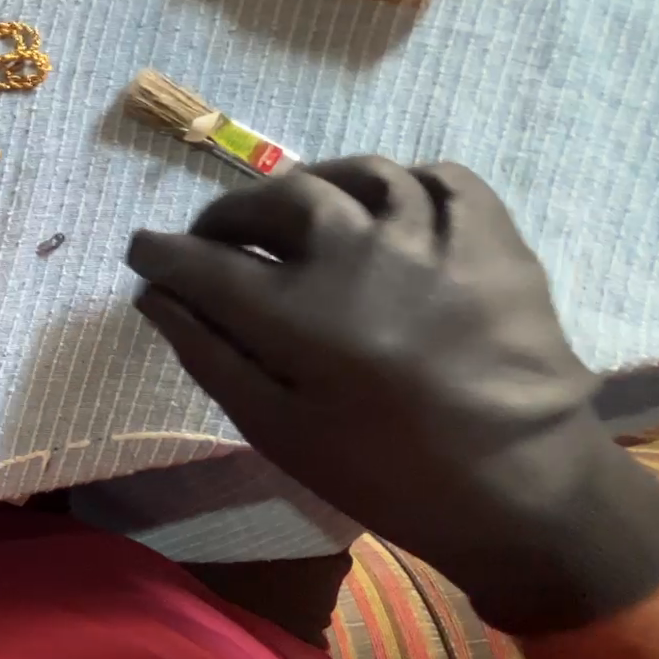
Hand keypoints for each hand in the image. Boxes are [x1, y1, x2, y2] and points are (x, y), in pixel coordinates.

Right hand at [126, 157, 658, 633]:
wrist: (518, 484)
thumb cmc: (374, 467)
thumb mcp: (269, 424)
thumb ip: (205, 352)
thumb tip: (152, 297)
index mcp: (296, 312)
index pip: (202, 260)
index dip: (159, 253)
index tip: (140, 252)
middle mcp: (357, 254)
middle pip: (272, 199)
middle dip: (223, 215)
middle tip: (207, 241)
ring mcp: (432, 236)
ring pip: (348, 174)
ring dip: (296, 189)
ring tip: (280, 218)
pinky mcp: (491, 235)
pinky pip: (431, 176)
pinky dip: (385, 182)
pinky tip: (367, 210)